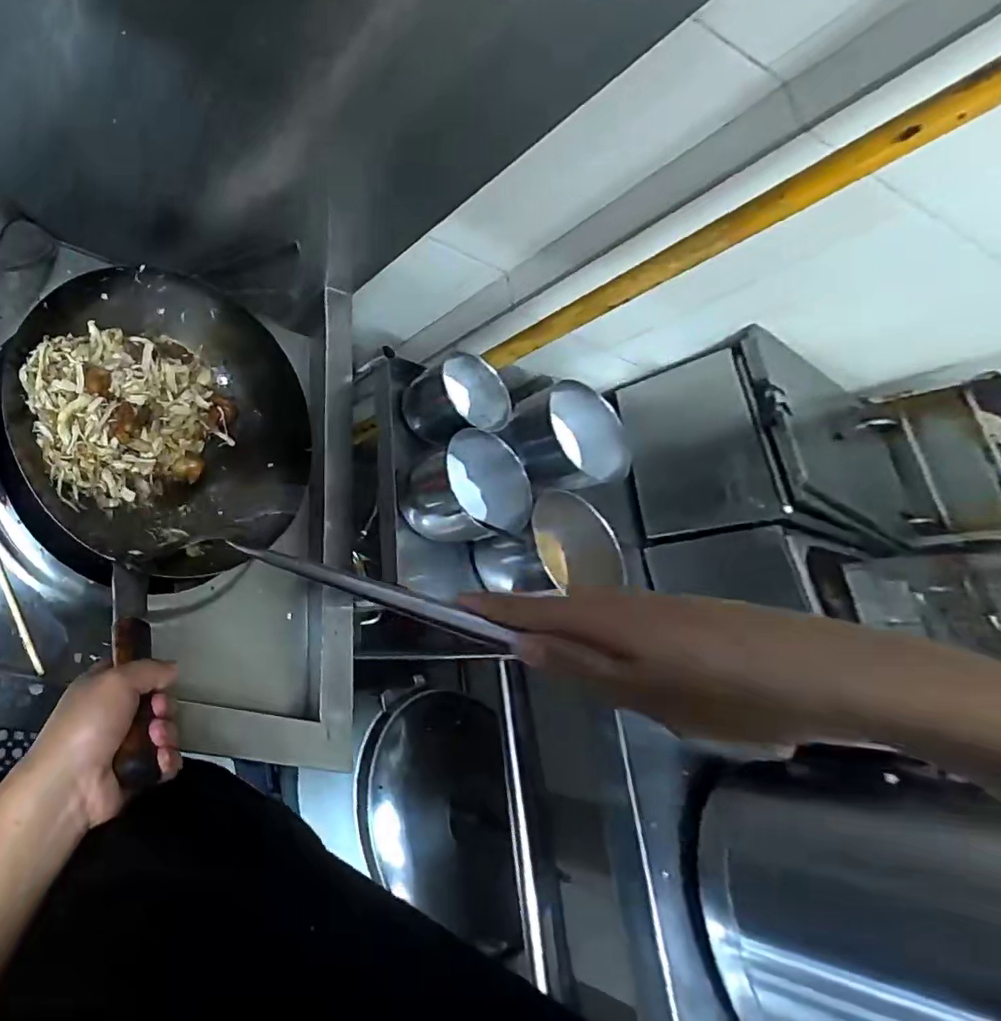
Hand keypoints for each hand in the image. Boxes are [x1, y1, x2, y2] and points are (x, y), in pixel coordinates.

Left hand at [9, 661, 179, 830]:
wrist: (72, 782)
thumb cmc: (89, 722)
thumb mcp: (115, 681)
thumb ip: (147, 670)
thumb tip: (172, 668)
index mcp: (101, 686)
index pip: (132, 673)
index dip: (150, 675)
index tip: (160, 680)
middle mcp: (112, 713)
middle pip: (154, 702)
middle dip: (163, 707)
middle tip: (157, 712)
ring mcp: (125, 744)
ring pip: (162, 732)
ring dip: (166, 734)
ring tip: (156, 740)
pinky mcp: (136, 773)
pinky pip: (163, 762)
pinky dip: (166, 761)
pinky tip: (160, 761)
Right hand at [462, 587, 997, 748]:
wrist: (847, 675)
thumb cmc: (733, 693)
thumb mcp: (645, 694)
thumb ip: (579, 668)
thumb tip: (519, 644)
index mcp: (602, 621)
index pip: (527, 611)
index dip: (486, 608)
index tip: (448, 602)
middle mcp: (622, 602)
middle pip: (554, 607)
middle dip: (517, 614)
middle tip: (484, 625)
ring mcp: (659, 605)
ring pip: (591, 612)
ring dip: (559, 623)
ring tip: (543, 644)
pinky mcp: (691, 614)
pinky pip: (623, 616)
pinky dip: (599, 628)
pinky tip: (616, 652)